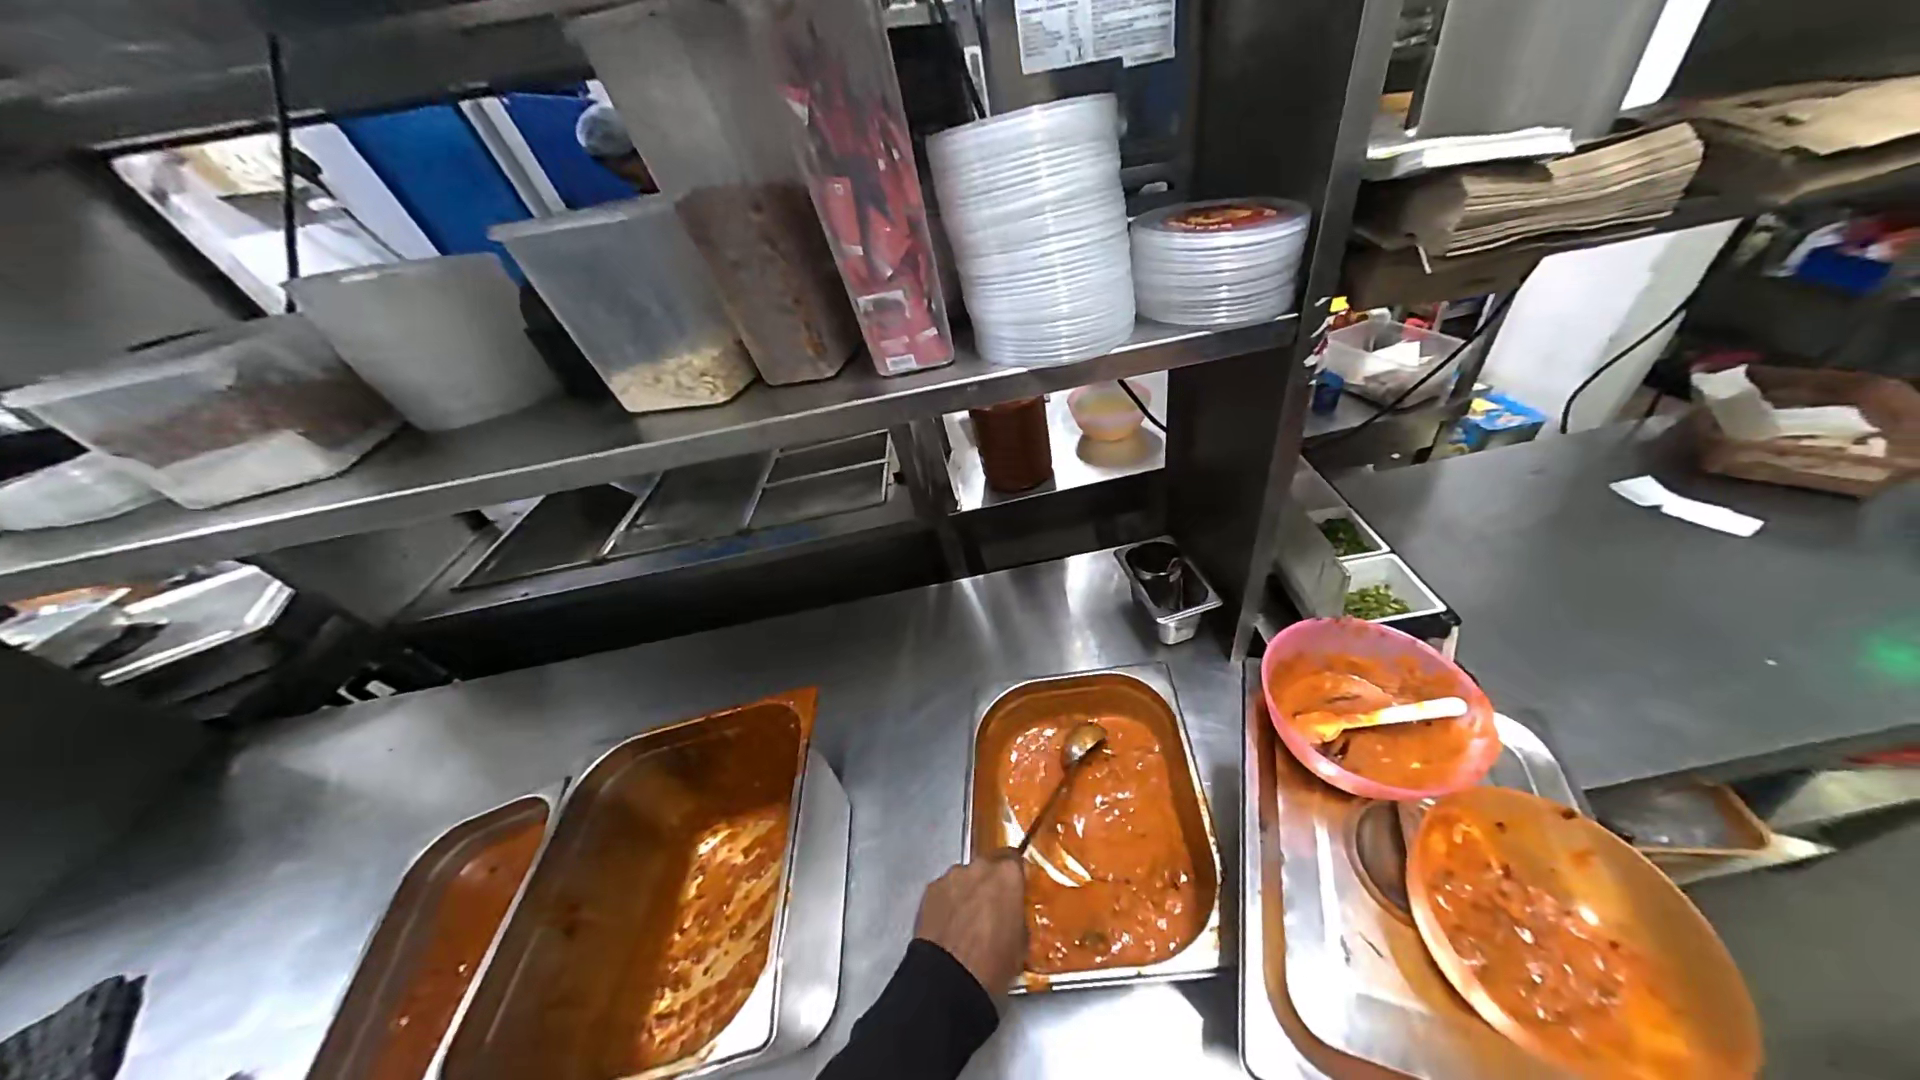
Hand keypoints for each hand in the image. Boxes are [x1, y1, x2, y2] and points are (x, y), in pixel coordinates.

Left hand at [914, 850, 1026, 996]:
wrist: (948, 980)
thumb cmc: (992, 964)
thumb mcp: (1022, 943)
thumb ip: (1019, 915)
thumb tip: (1014, 915)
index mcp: (1007, 875)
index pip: (1015, 860)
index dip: (1015, 876)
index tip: (1015, 889)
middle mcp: (979, 867)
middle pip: (988, 867)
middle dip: (991, 884)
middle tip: (992, 909)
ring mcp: (952, 876)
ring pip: (965, 878)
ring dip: (968, 892)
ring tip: (967, 922)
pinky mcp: (930, 889)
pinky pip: (945, 890)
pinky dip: (948, 902)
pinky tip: (949, 926)